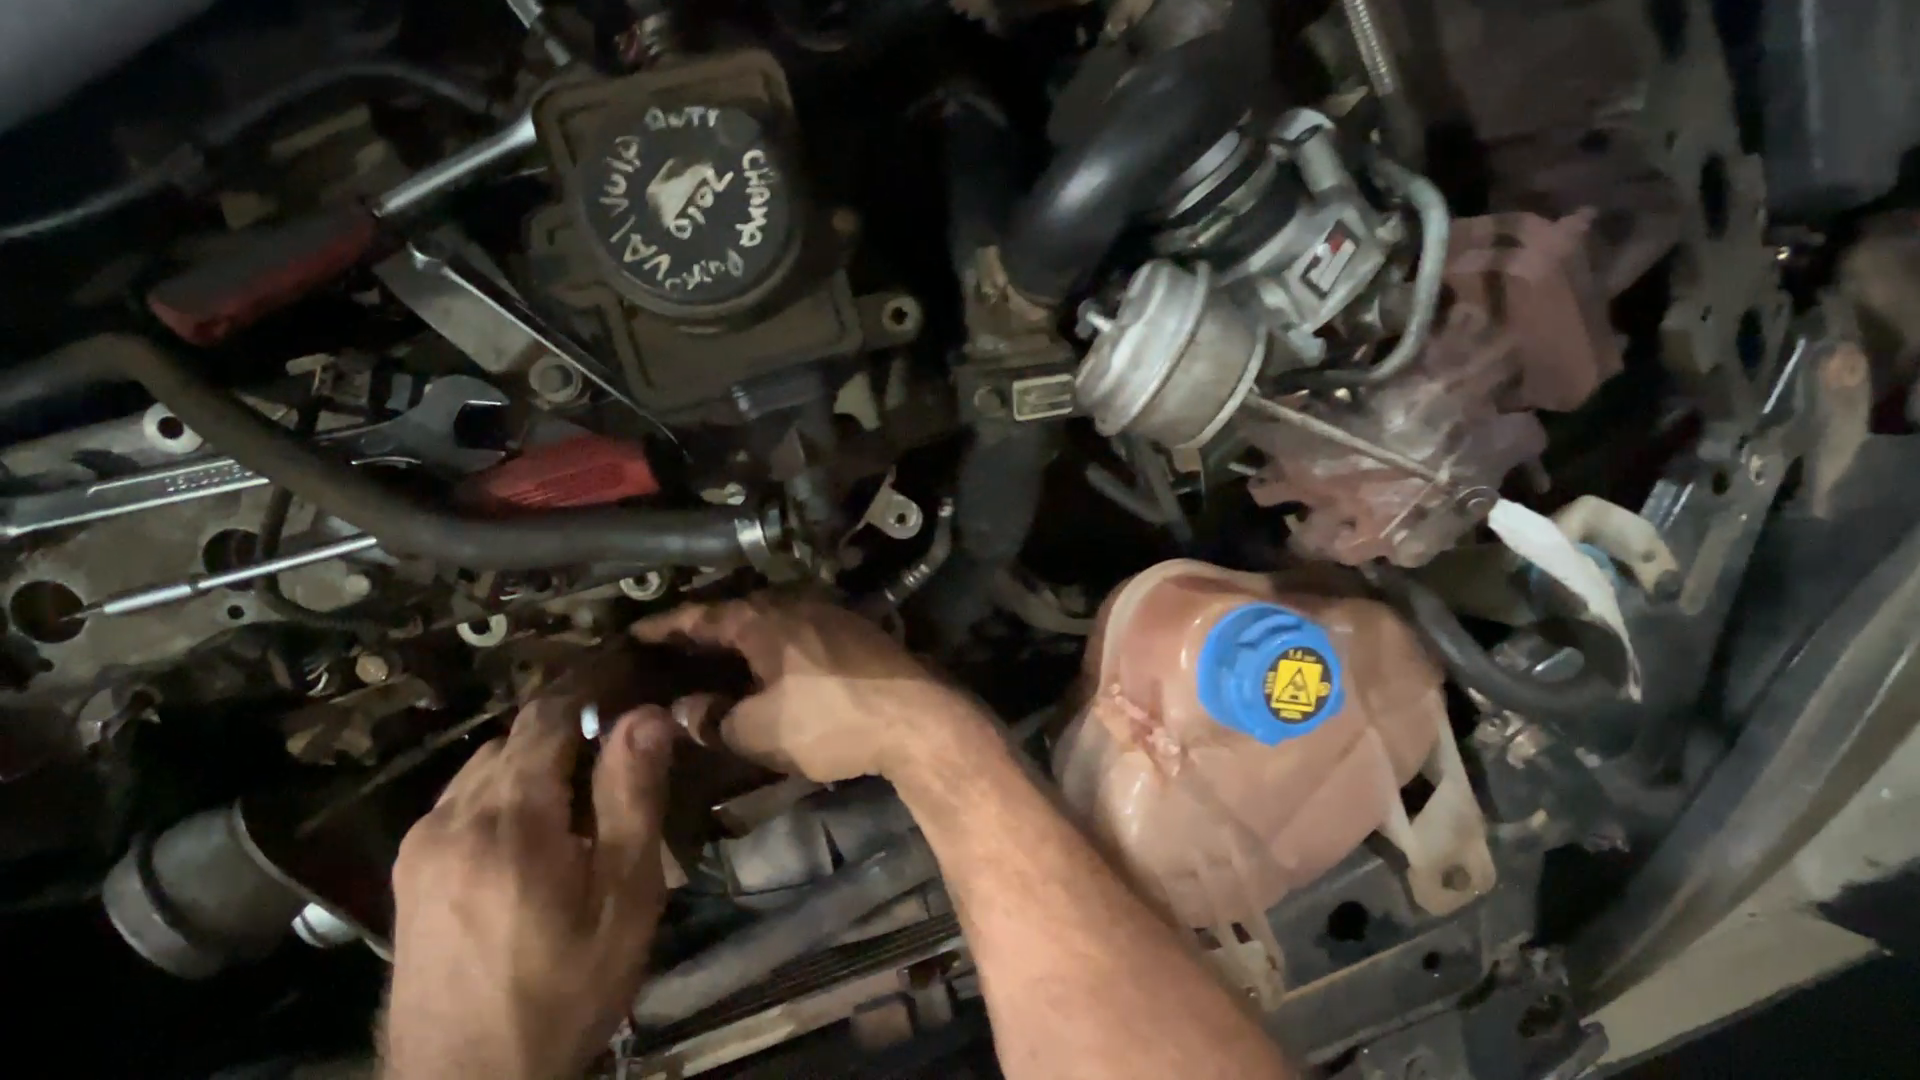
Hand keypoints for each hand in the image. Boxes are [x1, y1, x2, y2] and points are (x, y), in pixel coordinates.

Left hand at [381, 699, 674, 1079]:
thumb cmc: (565, 987)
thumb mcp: (623, 897)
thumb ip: (632, 798)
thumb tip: (646, 715)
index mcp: (511, 818)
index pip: (547, 717)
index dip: (588, 693)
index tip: (628, 684)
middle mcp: (454, 816)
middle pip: (514, 738)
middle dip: (565, 731)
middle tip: (616, 750)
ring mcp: (422, 843)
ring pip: (483, 766)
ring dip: (531, 763)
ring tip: (577, 791)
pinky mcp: (408, 871)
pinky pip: (460, 800)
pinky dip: (500, 792)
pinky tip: (529, 830)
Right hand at [630, 595, 983, 783]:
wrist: (918, 719)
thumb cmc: (830, 721)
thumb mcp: (760, 730)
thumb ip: (716, 719)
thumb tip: (686, 710)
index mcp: (764, 620)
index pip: (701, 616)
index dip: (666, 627)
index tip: (635, 634)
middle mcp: (796, 605)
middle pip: (739, 613)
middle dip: (706, 631)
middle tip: (674, 650)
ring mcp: (832, 616)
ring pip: (774, 623)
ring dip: (744, 640)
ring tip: (718, 661)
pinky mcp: (859, 634)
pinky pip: (800, 635)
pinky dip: (776, 649)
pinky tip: (773, 671)